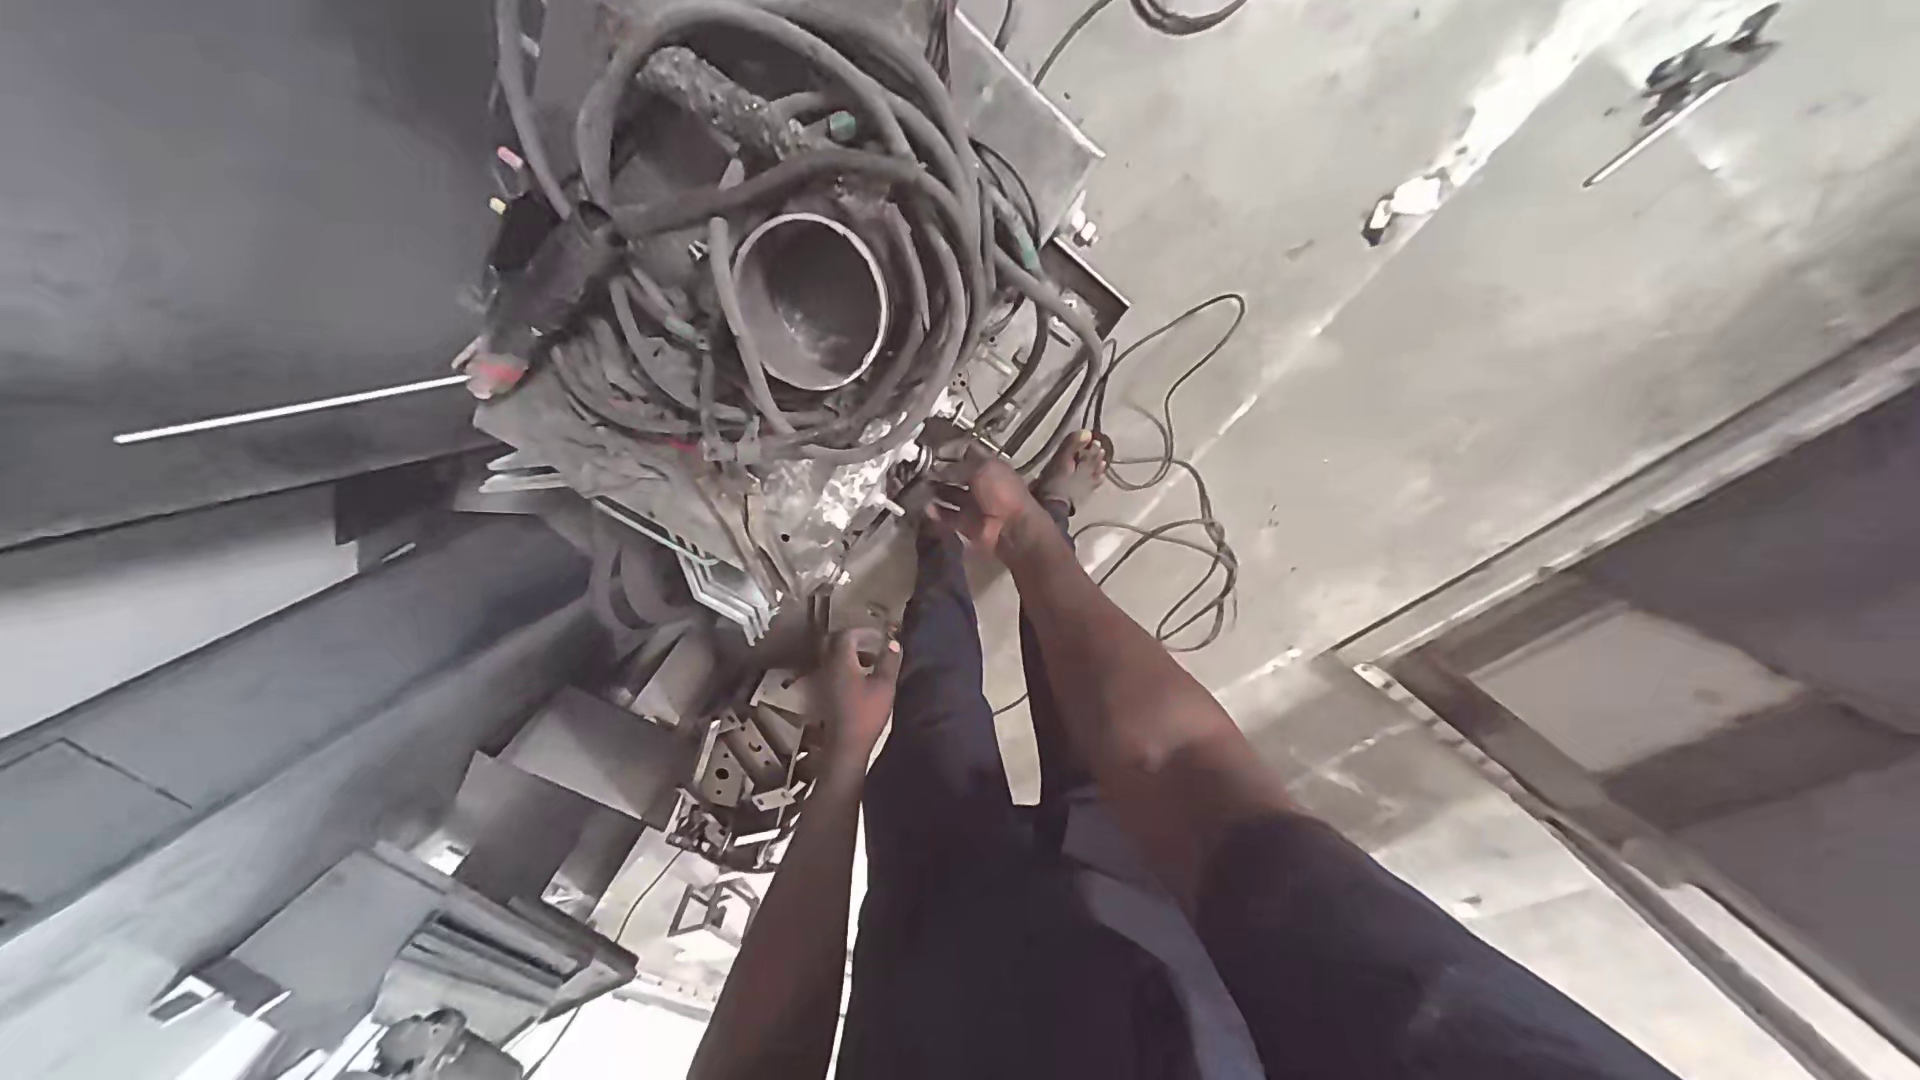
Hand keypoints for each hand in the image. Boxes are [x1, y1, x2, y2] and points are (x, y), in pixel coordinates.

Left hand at [816, 626, 900, 774]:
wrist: (847, 744)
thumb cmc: (867, 713)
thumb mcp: (884, 685)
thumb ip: (889, 661)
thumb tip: (893, 643)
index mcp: (841, 661)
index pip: (847, 635)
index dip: (864, 631)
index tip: (880, 637)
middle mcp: (827, 667)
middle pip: (833, 641)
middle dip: (852, 638)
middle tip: (871, 642)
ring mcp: (823, 680)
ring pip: (831, 655)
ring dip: (849, 652)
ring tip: (871, 660)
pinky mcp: (823, 692)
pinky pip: (831, 668)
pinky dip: (845, 664)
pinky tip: (861, 677)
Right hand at [925, 440, 1045, 557]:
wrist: (1012, 529)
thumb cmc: (1001, 492)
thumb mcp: (981, 470)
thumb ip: (957, 468)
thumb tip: (936, 470)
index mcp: (989, 467)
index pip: (967, 453)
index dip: (951, 450)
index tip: (931, 449)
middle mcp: (980, 484)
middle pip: (955, 475)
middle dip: (938, 473)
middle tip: (919, 471)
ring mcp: (973, 505)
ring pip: (949, 495)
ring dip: (934, 492)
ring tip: (918, 489)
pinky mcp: (965, 524)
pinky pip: (947, 517)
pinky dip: (936, 513)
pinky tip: (926, 507)